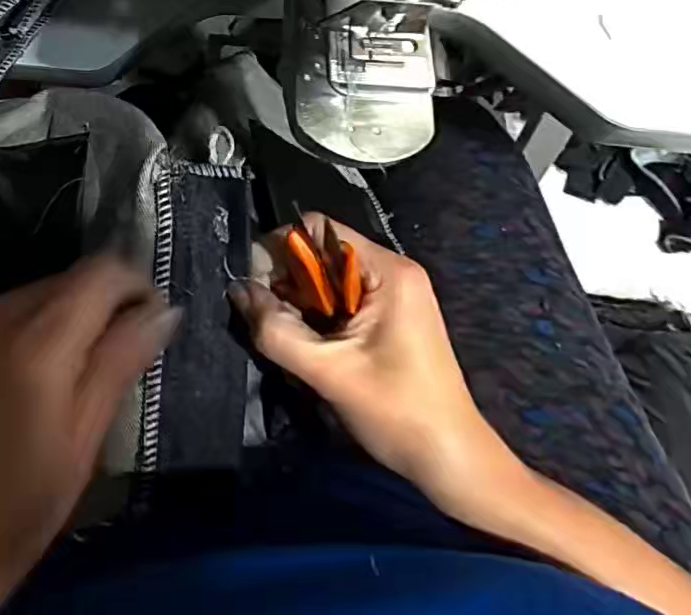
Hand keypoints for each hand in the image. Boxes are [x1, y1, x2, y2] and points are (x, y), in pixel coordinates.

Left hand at [0, 255, 179, 614]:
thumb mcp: (76, 449)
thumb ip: (119, 365)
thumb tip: (164, 310)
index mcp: (37, 337)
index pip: (105, 270)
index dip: (139, 285)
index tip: (155, 324)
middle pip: (70, 279)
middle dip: (105, 306)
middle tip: (121, 361)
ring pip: (36, 296)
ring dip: (68, 321)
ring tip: (75, 382)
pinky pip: (2, 317)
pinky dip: (30, 334)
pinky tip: (27, 388)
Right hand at [229, 213, 501, 490]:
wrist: (452, 460)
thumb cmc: (396, 412)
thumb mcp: (327, 371)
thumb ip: (276, 329)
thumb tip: (238, 290)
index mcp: (387, 269)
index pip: (319, 229)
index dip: (281, 249)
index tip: (256, 285)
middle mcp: (393, 269)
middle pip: (323, 253)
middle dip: (289, 281)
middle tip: (268, 317)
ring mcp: (395, 292)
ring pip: (330, 278)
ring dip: (302, 302)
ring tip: (287, 334)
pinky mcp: (392, 314)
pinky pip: (344, 297)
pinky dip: (321, 314)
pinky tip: (310, 344)